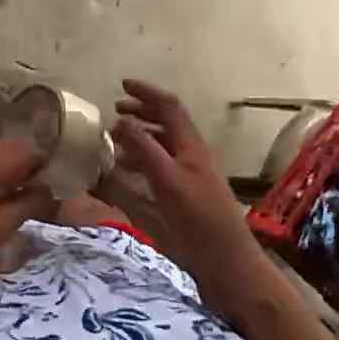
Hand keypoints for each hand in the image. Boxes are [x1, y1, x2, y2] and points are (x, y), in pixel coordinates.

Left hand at [0, 140, 52, 288]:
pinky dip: (5, 176)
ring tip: (33, 197)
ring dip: (21, 172)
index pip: (36, 153)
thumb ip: (34, 203)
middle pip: (20, 151)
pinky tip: (11, 198)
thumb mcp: (4, 224)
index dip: (53, 169)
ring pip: (5, 157)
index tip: (65, 189)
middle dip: (37, 169)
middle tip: (51, 194)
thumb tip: (58, 193)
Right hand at [111, 80, 258, 276]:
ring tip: (115, 139)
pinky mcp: (185, 191)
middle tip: (115, 110)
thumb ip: (145, 149)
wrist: (223, 254)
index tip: (122, 85)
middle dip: (142, 111)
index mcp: (190, 144)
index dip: (147, 93)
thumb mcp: (167, 179)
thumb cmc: (197, 216)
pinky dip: (142, 159)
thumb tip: (123, 121)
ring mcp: (189, 173)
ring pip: (163, 144)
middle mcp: (191, 153)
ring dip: (140, 135)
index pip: (169, 106)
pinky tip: (127, 169)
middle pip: (166, 122)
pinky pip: (161, 165)